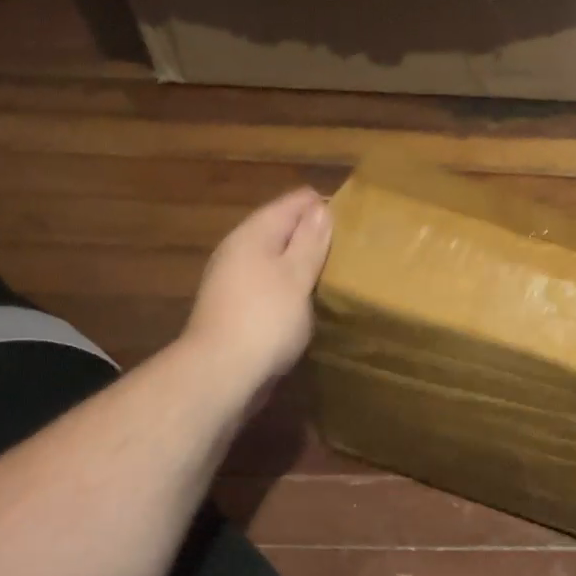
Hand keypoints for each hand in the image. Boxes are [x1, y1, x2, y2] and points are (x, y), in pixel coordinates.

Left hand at [177, 187, 332, 384]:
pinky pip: (268, 286)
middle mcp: (238, 251)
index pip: (291, 203)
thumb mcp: (295, 277)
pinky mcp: (236, 310)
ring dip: (298, 262)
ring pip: (272, 260)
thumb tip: (321, 208)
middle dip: (310, 233)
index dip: (320, 205)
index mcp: (253, 234)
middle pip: (279, 230)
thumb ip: (309, 243)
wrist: (223, 372)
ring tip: (331, 271)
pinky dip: (288, 287)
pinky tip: (305, 301)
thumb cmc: (265, 319)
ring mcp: (233, 281)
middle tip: (347, 245)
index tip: (352, 216)